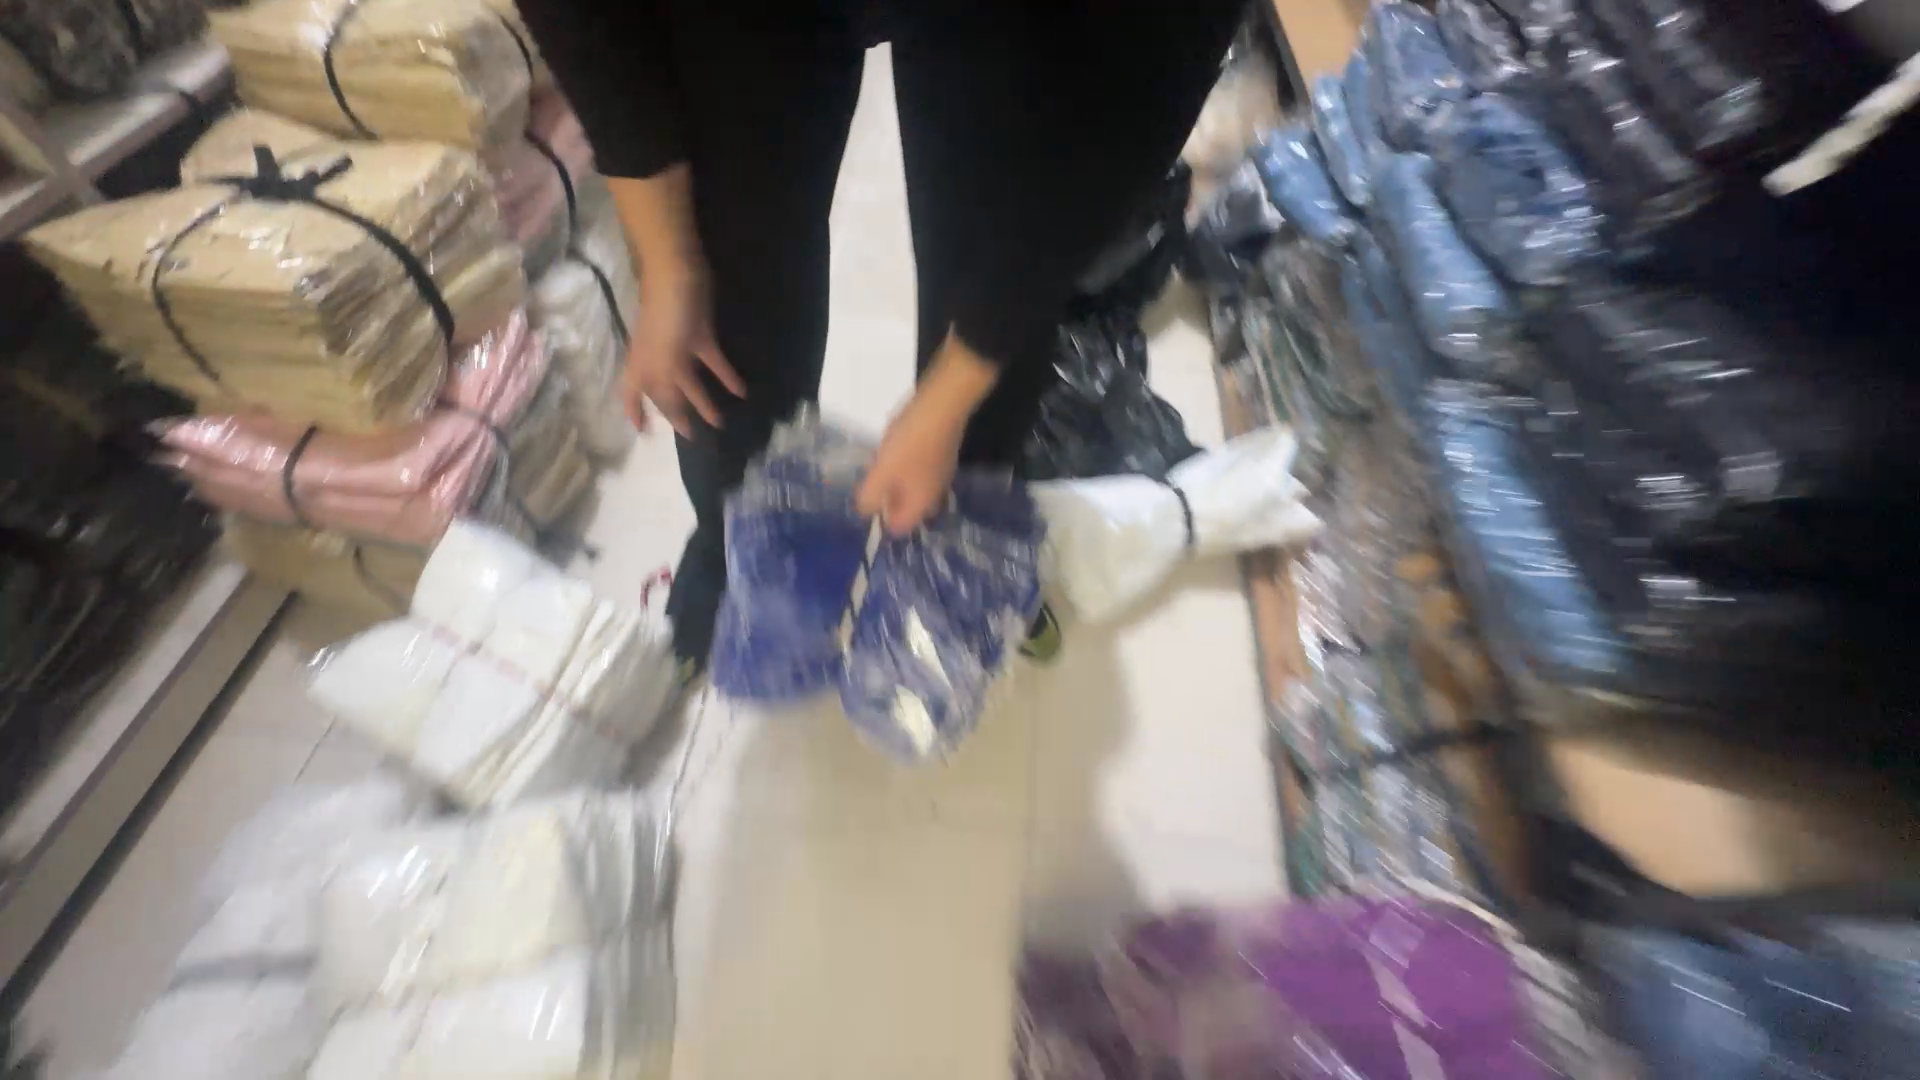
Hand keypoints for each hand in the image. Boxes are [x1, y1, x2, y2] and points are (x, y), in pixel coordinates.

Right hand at [622, 269, 744, 437]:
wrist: (679, 273)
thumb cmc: (665, 316)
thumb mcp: (660, 357)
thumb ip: (663, 386)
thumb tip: (670, 412)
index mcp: (642, 365)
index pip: (633, 393)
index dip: (635, 411)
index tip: (642, 432)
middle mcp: (659, 360)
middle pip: (668, 393)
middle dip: (678, 415)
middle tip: (694, 437)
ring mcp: (681, 347)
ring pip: (692, 382)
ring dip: (705, 402)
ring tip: (721, 423)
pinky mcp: (702, 336)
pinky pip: (715, 363)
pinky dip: (727, 378)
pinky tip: (741, 392)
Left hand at [858, 390, 966, 534]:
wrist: (943, 405)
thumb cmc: (910, 442)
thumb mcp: (882, 471)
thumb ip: (870, 496)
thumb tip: (864, 512)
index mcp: (922, 503)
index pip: (900, 528)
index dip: (881, 521)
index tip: (866, 504)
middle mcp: (935, 494)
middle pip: (909, 509)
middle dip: (888, 501)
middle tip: (870, 484)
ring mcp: (942, 474)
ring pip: (914, 489)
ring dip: (896, 483)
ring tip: (878, 466)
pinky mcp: (943, 456)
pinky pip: (920, 472)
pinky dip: (906, 468)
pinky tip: (894, 450)